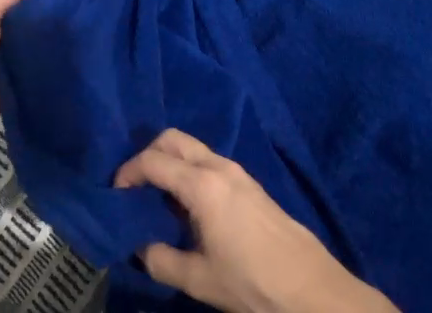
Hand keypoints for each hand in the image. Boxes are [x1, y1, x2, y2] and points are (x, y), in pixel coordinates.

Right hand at [114, 130, 396, 312]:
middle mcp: (219, 167)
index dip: (127, 172)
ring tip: (159, 199)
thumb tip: (140, 247)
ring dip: (171, 163)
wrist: (315, 292)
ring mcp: (239, 173)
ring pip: (194, 149)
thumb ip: (161, 260)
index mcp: (202, 184)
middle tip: (135, 187)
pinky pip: (210, 163)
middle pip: (173, 139)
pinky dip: (190, 172)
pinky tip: (189, 207)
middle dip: (148, 155)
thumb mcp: (200, 280)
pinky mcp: (252, 186)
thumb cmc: (254, 284)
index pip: (152, 161)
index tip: (115, 193)